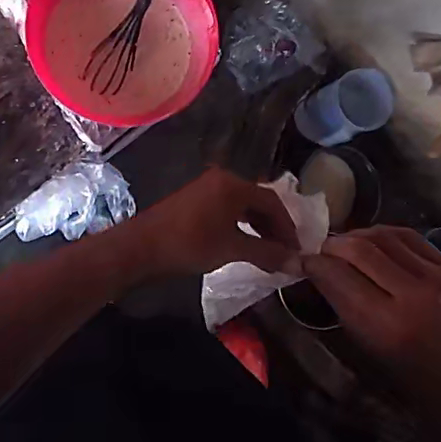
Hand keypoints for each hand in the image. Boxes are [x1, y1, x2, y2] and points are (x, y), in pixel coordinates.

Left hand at [119, 167, 300, 279]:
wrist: (143, 246)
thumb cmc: (190, 243)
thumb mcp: (231, 248)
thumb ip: (266, 253)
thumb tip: (296, 262)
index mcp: (233, 184)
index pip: (272, 201)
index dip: (288, 227)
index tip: (297, 250)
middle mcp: (221, 179)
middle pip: (258, 201)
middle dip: (274, 227)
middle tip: (286, 253)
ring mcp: (206, 188)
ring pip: (243, 205)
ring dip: (258, 228)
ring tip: (269, 253)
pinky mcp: (195, 199)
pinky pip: (228, 208)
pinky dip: (241, 225)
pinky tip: (245, 244)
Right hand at [303, 227, 440, 407]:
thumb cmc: (396, 365)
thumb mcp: (357, 336)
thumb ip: (335, 294)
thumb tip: (310, 260)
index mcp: (387, 323)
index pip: (339, 274)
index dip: (314, 262)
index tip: (302, 259)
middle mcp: (415, 296)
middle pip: (359, 248)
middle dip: (333, 246)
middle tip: (322, 250)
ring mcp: (438, 279)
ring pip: (382, 235)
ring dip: (356, 236)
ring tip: (346, 245)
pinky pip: (407, 235)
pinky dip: (384, 234)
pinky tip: (374, 243)